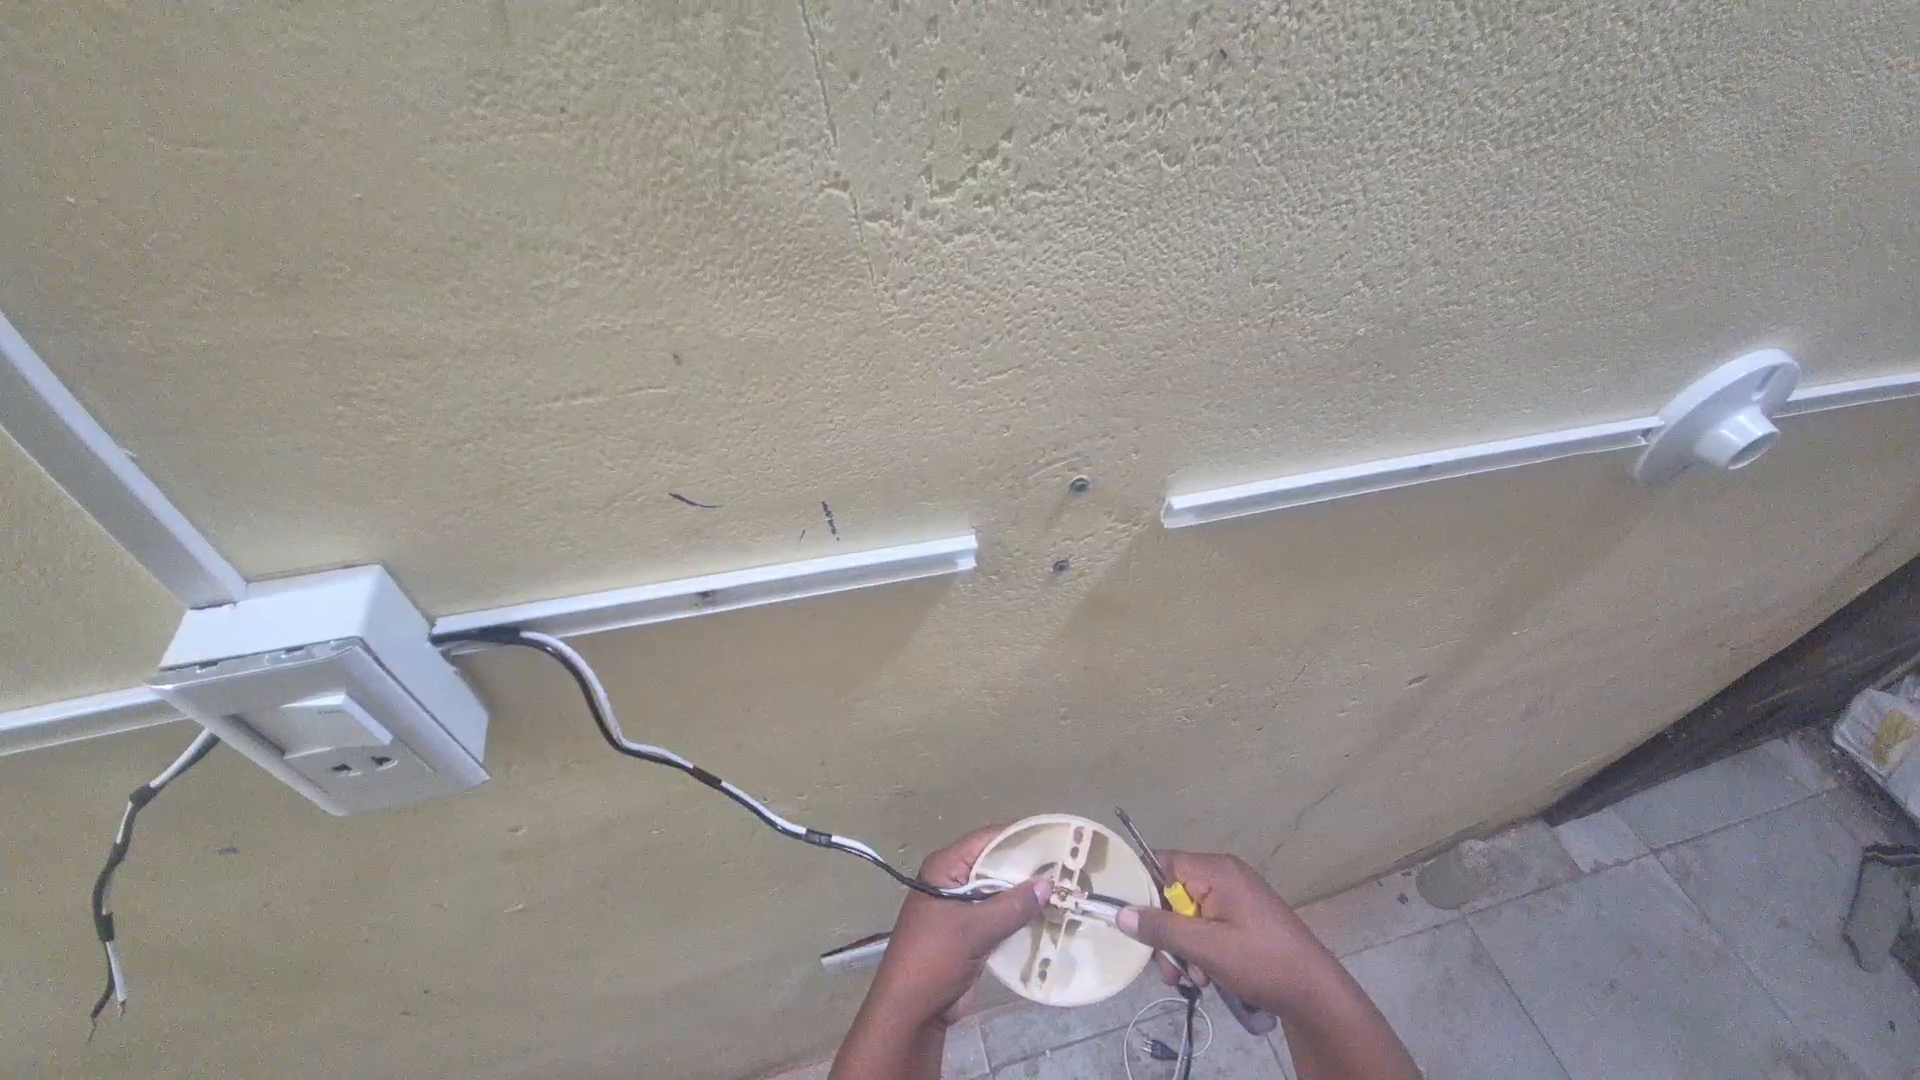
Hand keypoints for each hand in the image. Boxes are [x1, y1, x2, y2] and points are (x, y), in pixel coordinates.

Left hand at [866, 825, 1049, 1026]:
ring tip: (1066, 892)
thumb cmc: (934, 958)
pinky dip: (1020, 918)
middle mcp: (954, 882)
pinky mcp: (972, 933)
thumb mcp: (973, 929)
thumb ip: (1012, 906)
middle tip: (1067, 869)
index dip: (1018, 838)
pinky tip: (1049, 918)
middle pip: (996, 866)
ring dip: (1026, 896)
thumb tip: (1048, 883)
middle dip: (1027, 869)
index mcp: (945, 869)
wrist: (912, 1011)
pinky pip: (1001, 917)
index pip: (986, 841)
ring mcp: (963, 908)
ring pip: (1000, 893)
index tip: (1053, 840)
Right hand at [1116, 850, 1326, 1014]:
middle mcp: (1223, 874)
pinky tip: (1208, 976)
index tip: (1132, 922)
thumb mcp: (1206, 948)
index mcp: (1215, 870)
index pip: (1160, 863)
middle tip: (1170, 969)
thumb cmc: (1261, 962)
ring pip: (1188, 914)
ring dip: (1183, 947)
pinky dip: (1201, 948)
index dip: (1142, 890)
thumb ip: (1161, 928)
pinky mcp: (1243, 916)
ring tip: (1193, 980)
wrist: (1316, 994)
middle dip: (1166, 933)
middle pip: (1172, 893)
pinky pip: (1207, 923)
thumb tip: (1120, 913)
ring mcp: (1235, 895)